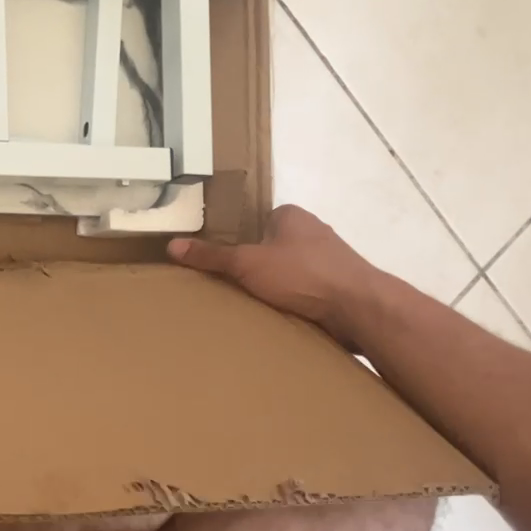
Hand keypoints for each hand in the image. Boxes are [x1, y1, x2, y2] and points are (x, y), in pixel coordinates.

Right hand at [165, 205, 384, 345]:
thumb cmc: (301, 274)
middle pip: (273, 246)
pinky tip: (280, 314)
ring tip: (253, 303)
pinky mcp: (340, 285)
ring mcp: (331, 259)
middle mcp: (314, 231)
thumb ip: (211, 256)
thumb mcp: (246, 264)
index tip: (226, 260)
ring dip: (277, 285)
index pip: (259, 220)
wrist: (358, 307)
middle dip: (257, 264)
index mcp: (292, 216)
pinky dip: (294, 300)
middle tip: (232, 283)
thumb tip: (172, 245)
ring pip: (291, 269)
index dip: (241, 239)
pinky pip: (307, 289)